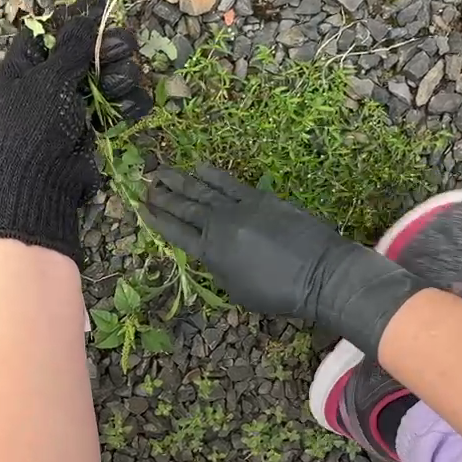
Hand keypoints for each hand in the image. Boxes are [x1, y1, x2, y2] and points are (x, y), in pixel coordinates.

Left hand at [0, 0, 151, 263]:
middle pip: (82, 53)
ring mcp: (67, 108)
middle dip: (104, 48)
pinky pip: (112, 108)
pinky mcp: (87, 130)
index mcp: (22, 68)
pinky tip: (133, 104)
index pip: (46, 32)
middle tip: (124, 46)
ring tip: (120, 83)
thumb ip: (72, 46)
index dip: (72, 18)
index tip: (99, 7)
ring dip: (118, 77)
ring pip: (102, 79)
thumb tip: (86, 12)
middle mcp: (44, 85)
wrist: (39, 186)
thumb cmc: (33, 126)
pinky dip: (126, 105)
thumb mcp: (49, 80)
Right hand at [140, 164, 424, 353]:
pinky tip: (198, 167)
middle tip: (145, 185)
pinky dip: (211, 174)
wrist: (319, 274)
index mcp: (210, 254)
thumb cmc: (279, 293)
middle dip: (162, 196)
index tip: (141, 208)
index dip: (157, 220)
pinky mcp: (259, 198)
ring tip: (161, 172)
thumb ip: (218, 268)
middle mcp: (218, 227)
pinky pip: (229, 182)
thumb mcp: (238, 291)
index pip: (175, 233)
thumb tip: (210, 252)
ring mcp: (238, 209)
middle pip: (184, 208)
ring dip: (179, 181)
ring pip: (201, 190)